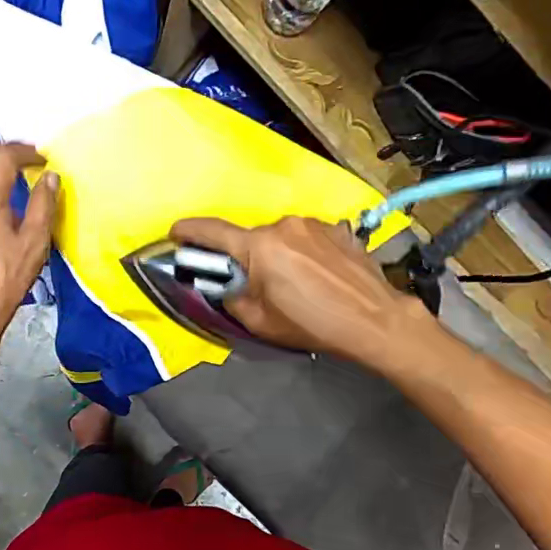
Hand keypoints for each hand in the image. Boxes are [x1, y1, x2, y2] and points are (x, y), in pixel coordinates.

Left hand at [0, 142, 57, 329]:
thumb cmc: (12, 273)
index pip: (3, 158)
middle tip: (35, 158)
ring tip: (20, 170)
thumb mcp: (36, 239)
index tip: (46, 158)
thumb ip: (43, 204)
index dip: (25, 152)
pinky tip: (3, 191)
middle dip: (10, 152)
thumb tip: (51, 176)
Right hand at [169, 216, 435, 368]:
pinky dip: (305, 253)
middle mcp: (285, 225)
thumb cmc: (314, 324)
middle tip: (259, 287)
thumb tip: (225, 286)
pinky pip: (308, 238)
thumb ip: (232, 299)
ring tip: (298, 286)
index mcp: (260, 246)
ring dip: (280, 256)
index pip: (212, 231)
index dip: (189, 232)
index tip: (176, 234)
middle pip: (252, 239)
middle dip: (249, 259)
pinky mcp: (337, 229)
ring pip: (282, 237)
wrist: (374, 319)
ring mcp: (314, 224)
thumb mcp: (261, 322)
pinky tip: (320, 277)